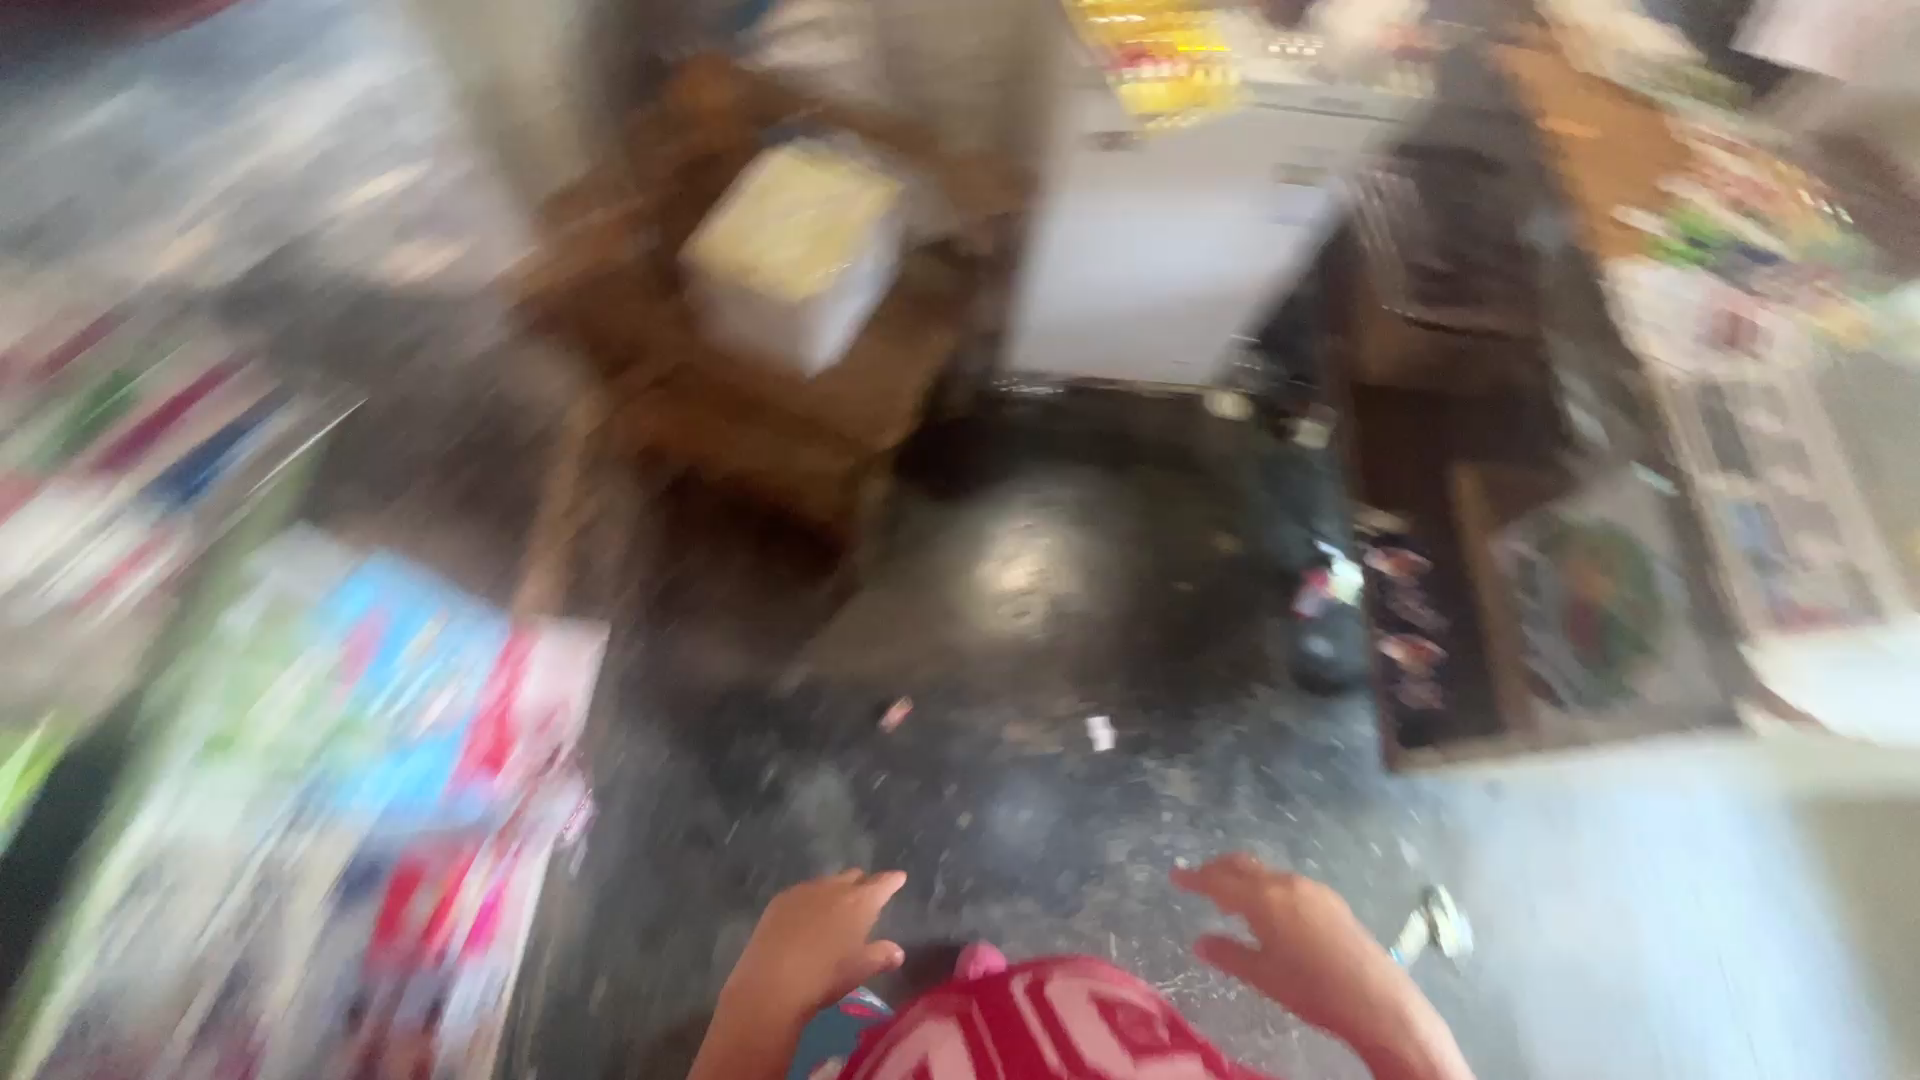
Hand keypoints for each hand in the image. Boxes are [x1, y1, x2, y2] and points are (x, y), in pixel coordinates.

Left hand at [721, 869, 908, 1023]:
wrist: (771, 984)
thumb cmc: (824, 978)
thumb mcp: (859, 971)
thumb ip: (881, 956)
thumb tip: (897, 952)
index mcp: (860, 902)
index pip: (882, 883)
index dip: (892, 881)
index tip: (898, 878)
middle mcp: (834, 888)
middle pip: (854, 876)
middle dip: (862, 884)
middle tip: (864, 901)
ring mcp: (805, 890)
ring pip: (828, 882)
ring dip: (835, 892)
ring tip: (833, 912)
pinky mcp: (781, 899)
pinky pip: (803, 892)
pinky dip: (810, 901)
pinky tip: (804, 920)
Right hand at [1173, 855, 1471, 1079]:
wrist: (1380, 1003)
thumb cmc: (1313, 991)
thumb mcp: (1263, 977)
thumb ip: (1228, 954)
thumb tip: (1199, 942)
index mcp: (1263, 898)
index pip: (1217, 879)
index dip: (1193, 878)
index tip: (1174, 876)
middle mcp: (1285, 883)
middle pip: (1241, 864)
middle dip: (1217, 870)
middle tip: (1198, 883)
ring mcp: (1311, 888)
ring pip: (1265, 872)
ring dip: (1243, 878)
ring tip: (1231, 901)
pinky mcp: (1330, 900)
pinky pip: (1286, 882)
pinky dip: (1266, 887)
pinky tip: (1269, 912)